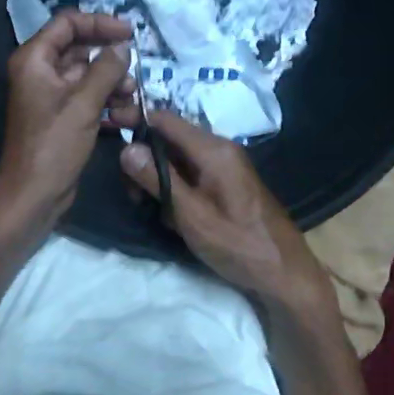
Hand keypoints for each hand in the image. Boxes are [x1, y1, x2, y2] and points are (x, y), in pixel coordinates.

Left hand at [0, 10, 135, 217]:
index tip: (130, 33)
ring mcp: (50, 94)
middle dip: (110, 61)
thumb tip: (123, 46)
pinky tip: (125, 119)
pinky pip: (88, 98)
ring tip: (131, 103)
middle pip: (80, 49)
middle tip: (134, 75)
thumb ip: (106, 69)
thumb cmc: (53, 145)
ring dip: (113, 85)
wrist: (33, 194)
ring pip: (88, 76)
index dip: (99, 23)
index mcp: (34, 59)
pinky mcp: (62, 116)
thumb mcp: (83, 103)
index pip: (67, 23)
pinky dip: (106, 104)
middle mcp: (40, 71)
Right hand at [120, 110, 324, 305]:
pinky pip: (190, 175)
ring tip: (148, 209)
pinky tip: (171, 216)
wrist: (285, 275)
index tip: (108, 125)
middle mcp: (220, 150)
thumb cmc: (238, 244)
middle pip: (169, 139)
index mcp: (213, 150)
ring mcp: (224, 167)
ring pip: (177, 159)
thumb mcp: (191, 215)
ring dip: (157, 179)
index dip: (135, 119)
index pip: (165, 119)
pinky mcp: (226, 184)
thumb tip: (127, 147)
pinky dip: (174, 189)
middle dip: (143, 159)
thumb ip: (157, 179)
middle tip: (131, 193)